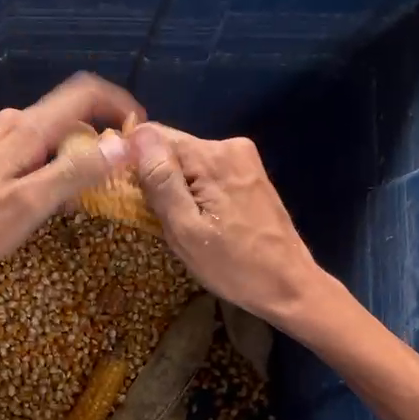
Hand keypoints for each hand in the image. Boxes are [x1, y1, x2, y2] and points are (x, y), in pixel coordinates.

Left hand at [0, 73, 139, 280]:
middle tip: (115, 178)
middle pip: (70, 117)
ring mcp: (0, 141)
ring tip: (84, 199)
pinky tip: (51, 202)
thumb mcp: (34, 201)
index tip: (141, 128)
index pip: (84, 93)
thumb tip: (124, 145)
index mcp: (28, 129)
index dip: (118, 104)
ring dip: (75, 160)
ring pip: (53, 138)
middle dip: (98, 140)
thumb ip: (78, 171)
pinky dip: (54, 170)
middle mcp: (14, 125)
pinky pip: (35, 154)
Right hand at [128, 123, 326, 324]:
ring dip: (175, 186)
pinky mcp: (250, 174)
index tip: (130, 195)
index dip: (133, 161)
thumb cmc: (233, 265)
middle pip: (173, 147)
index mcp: (211, 156)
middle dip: (156, 177)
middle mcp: (229, 146)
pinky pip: (207, 172)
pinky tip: (199, 219)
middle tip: (154, 217)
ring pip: (189, 162)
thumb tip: (136, 136)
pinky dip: (194, 190)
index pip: (152, 135)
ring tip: (177, 223)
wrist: (288, 284)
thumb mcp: (186, 230)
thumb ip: (161, 181)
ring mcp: (243, 159)